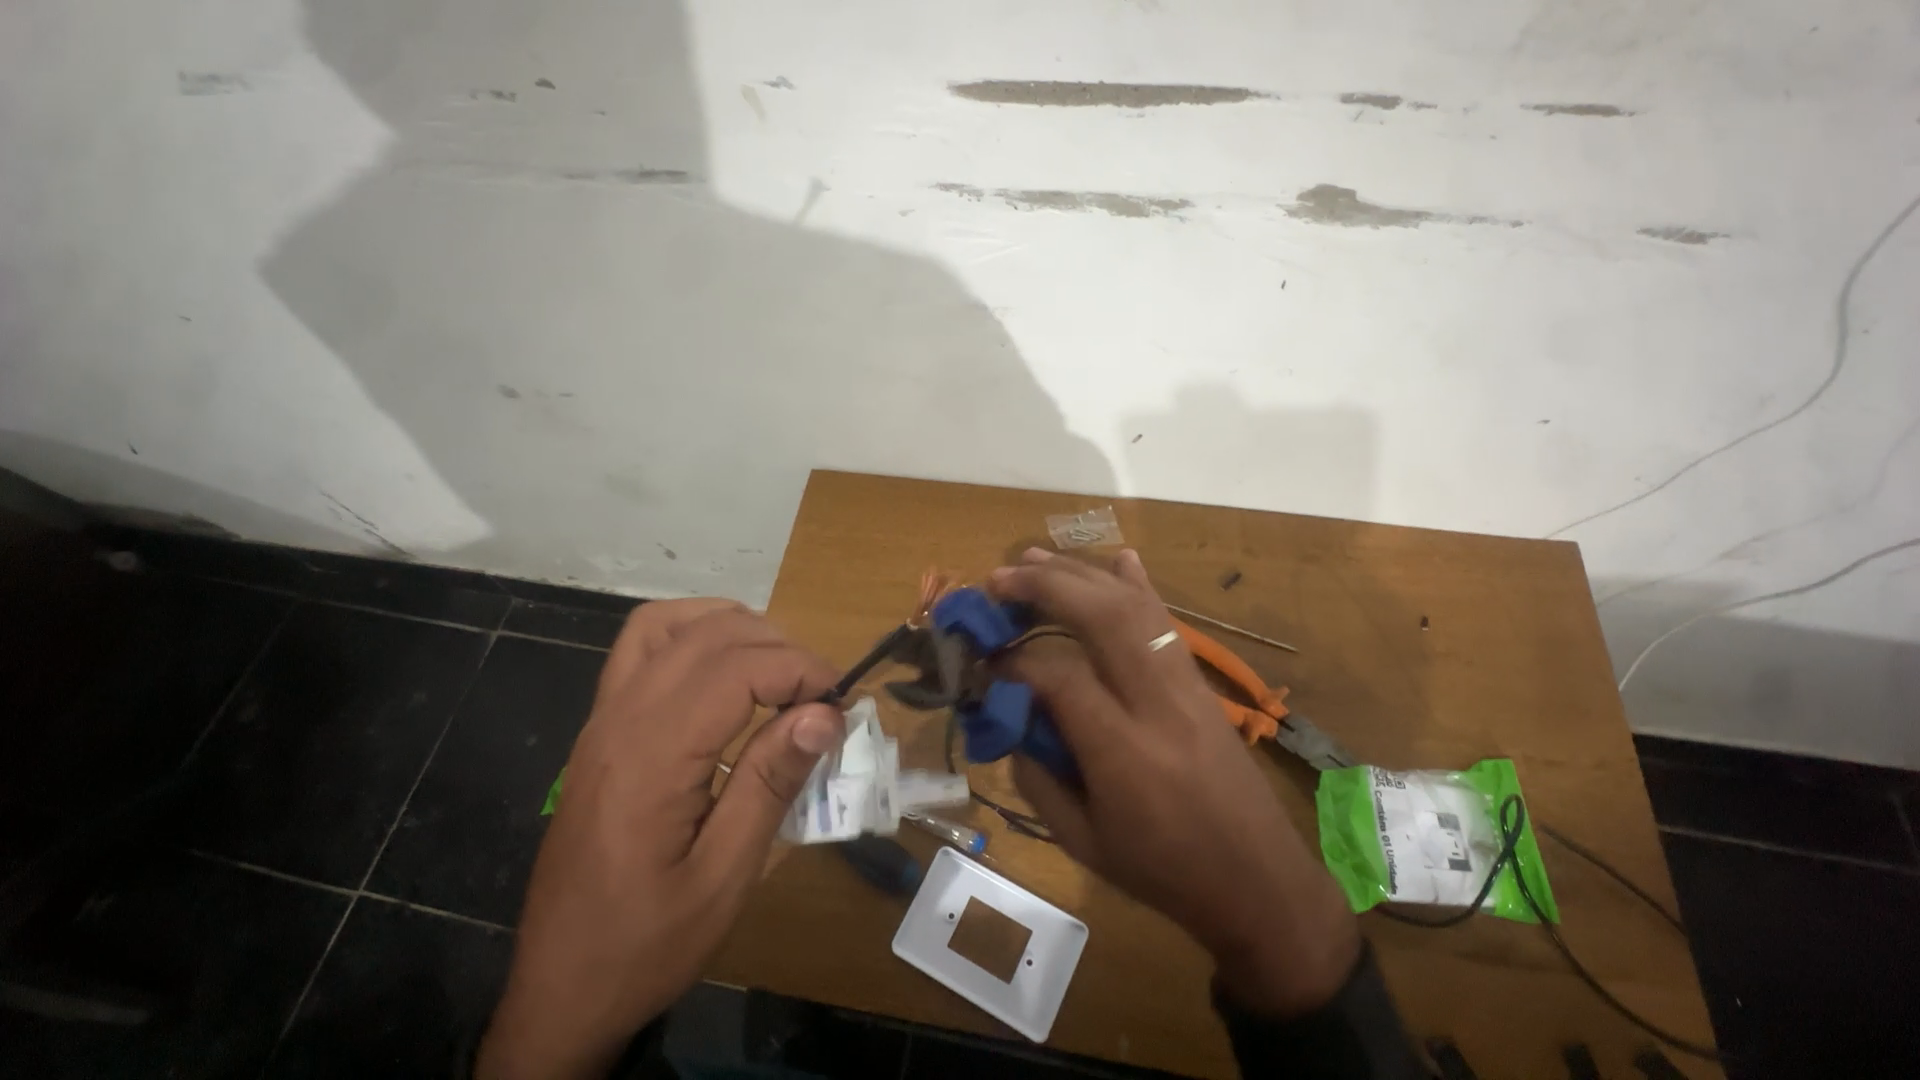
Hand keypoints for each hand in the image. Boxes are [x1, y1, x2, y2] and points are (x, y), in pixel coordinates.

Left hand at [477, 600, 844, 1079]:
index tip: (840, 702)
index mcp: (651, 758)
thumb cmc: (648, 943)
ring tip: (779, 672)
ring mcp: (601, 720)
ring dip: (734, 629)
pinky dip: (690, 635)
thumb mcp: (724, 877)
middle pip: (708, 636)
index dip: (798, 669)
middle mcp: (619, 720)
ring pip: (669, 625)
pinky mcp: (598, 731)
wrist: (561, 987)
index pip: (735, 668)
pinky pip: (640, 649)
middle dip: (779, 647)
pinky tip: (722, 669)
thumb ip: (770, 784)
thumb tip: (824, 714)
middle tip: (821, 695)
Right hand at [990, 549, 1360, 1015]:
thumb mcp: (1082, 841)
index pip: (1060, 676)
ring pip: (1134, 608)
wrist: (1257, 880)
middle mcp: (1158, 704)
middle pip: (1101, 617)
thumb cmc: (1163, 871)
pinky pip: (1166, 622)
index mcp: (1123, 752)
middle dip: (1045, 587)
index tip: (986, 664)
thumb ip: (1036, 778)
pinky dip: (1138, 586)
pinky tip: (1118, 559)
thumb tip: (1011, 719)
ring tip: (1034, 558)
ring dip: (1081, 574)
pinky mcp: (1202, 684)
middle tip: (998, 580)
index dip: (1014, 662)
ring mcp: (1187, 687)